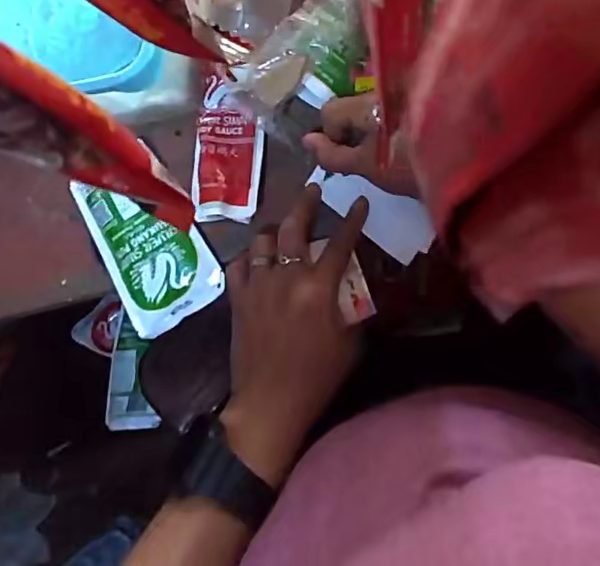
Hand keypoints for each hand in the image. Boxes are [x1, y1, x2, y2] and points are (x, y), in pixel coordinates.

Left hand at [220, 184, 369, 484]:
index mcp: (319, 287)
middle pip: (294, 227)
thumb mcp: (350, 341)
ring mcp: (258, 288)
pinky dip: (250, 257)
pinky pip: (239, 266)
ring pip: (263, 242)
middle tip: (313, 190)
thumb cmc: (317, 377)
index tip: (361, 201)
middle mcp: (287, 279)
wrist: (268, 408)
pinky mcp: (238, 302)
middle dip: (306, 203)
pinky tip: (257, 258)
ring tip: (284, 226)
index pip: (341, 241)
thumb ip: (353, 309)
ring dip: (276, 230)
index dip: (354, 218)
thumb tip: (356, 291)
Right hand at [301, 92, 419, 197]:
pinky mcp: (427, 96)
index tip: (348, 156)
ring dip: (375, 128)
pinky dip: (396, 124)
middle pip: (353, 106)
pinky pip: (397, 108)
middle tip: (369, 157)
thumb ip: (333, 154)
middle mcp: (386, 87)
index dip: (332, 135)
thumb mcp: (368, 166)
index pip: (331, 110)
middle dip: (354, 131)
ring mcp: (408, 89)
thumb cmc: (411, 164)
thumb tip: (307, 140)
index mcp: (368, 100)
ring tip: (392, 152)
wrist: (468, 160)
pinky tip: (409, 144)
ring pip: (376, 107)